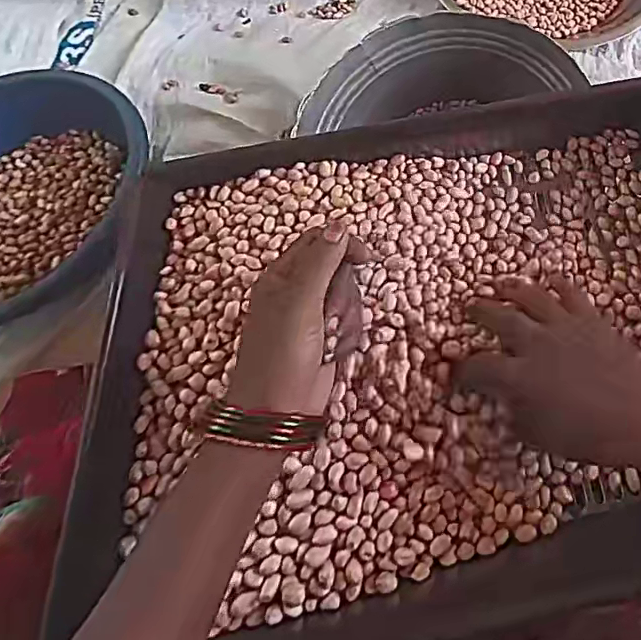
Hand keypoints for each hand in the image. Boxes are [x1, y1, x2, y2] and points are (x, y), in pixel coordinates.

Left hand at [227, 223, 370, 414]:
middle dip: (343, 292)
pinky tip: (333, 352)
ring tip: (330, 338)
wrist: (276, 413)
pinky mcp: (327, 338)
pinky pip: (350, 323)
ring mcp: (313, 316)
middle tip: (331, 313)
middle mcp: (297, 291)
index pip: (319, 241)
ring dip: (346, 317)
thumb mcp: (300, 300)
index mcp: (282, 274)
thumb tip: (339, 225)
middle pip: (340, 270)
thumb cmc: (280, 354)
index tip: (364, 258)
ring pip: (349, 297)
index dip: (343, 245)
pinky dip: (347, 336)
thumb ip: (321, 261)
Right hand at [457, 275, 640, 476]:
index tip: (456, 373)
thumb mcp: (546, 438)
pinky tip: (550, 279)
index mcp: (520, 376)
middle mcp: (535, 343)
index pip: (480, 367)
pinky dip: (557, 284)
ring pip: (529, 296)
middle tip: (469, 307)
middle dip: (480, 311)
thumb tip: (505, 409)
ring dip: (512, 289)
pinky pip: (568, 292)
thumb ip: (519, 419)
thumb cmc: (594, 435)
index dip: (463, 370)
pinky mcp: (588, 317)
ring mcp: (562, 325)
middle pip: (499, 318)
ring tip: (500, 286)